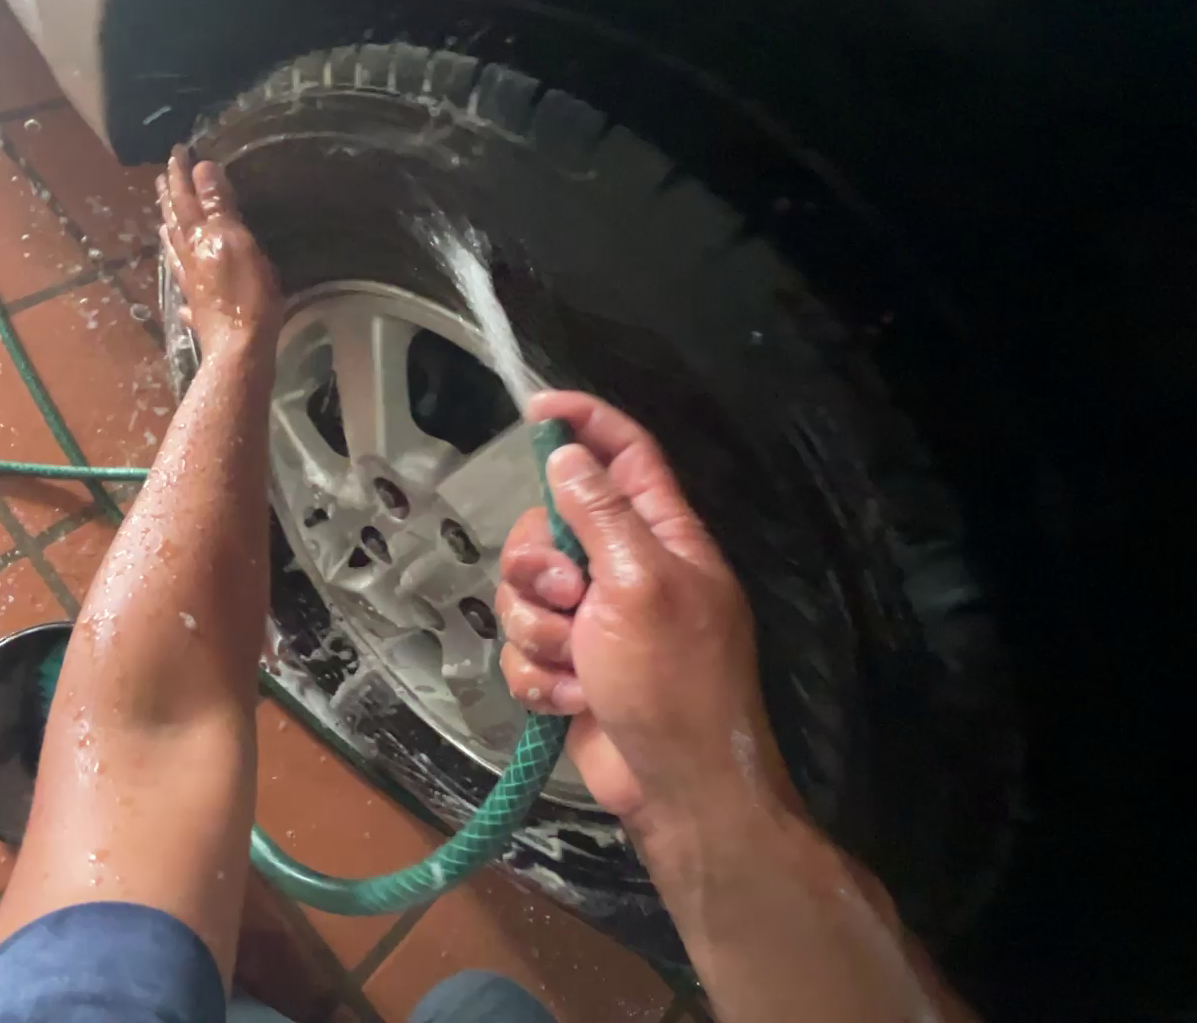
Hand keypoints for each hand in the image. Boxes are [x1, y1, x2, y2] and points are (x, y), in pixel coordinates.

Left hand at [156, 145, 280, 355]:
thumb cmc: (246, 295)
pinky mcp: (199, 309)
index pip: (187, 197)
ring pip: (175, 251)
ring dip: (170, 230)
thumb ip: (218, 206)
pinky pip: (184, 283)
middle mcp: (189, 258)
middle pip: (176, 221)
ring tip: (165, 219)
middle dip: (170, 197)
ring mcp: (192, 285)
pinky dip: (180, 273)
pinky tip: (180, 279)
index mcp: (199, 237)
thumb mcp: (236, 241)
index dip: (182, 173)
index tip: (178, 150)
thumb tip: (202, 169)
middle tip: (163, 177)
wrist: (239, 348)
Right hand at [495, 391, 799, 830]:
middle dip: (537, 565)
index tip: (536, 409)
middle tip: (567, 596)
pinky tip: (571, 699)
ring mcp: (589, 615)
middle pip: (546, 526)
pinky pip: (521, 645)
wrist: (672, 786)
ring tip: (576, 666)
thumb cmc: (674, 681)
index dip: (584, 422)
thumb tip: (567, 455)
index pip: (624, 453)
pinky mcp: (565, 659)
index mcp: (657, 534)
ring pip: (523, 591)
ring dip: (540, 632)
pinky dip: (538, 675)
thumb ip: (601, 514)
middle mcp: (618, 565)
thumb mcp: (640, 584)